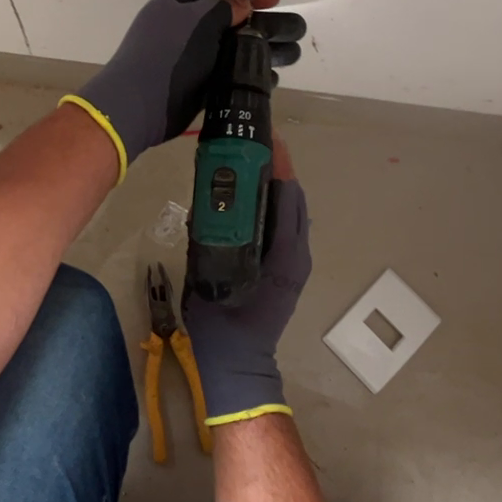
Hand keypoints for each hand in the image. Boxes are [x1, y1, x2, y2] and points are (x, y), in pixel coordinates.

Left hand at [67, 0, 282, 169]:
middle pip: (231, 20)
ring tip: (292, 53)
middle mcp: (185, 28)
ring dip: (263, 50)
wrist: (139, 104)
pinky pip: (229, 74)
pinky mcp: (198, 85)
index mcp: (177, 5)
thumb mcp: (197, 21)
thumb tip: (244, 5)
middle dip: (264, 23)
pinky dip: (249, 73)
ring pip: (234, 49)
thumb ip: (224, 8)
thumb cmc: (167, 54)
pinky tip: (272, 76)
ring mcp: (191, 58)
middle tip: (294, 28)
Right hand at [183, 146, 309, 424]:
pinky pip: (287, 227)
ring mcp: (296, 261)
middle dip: (279, 169)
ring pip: (293, 212)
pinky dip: (275, 206)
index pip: (287, 198)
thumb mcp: (208, 275)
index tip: (264, 139)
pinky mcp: (290, 268)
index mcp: (283, 254)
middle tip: (255, 144)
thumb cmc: (220, 322)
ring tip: (253, 163)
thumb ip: (207, 237)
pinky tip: (251, 197)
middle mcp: (297, 253)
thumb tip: (204, 202)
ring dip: (278, 186)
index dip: (278, 165)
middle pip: (295, 199)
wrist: (236, 363)